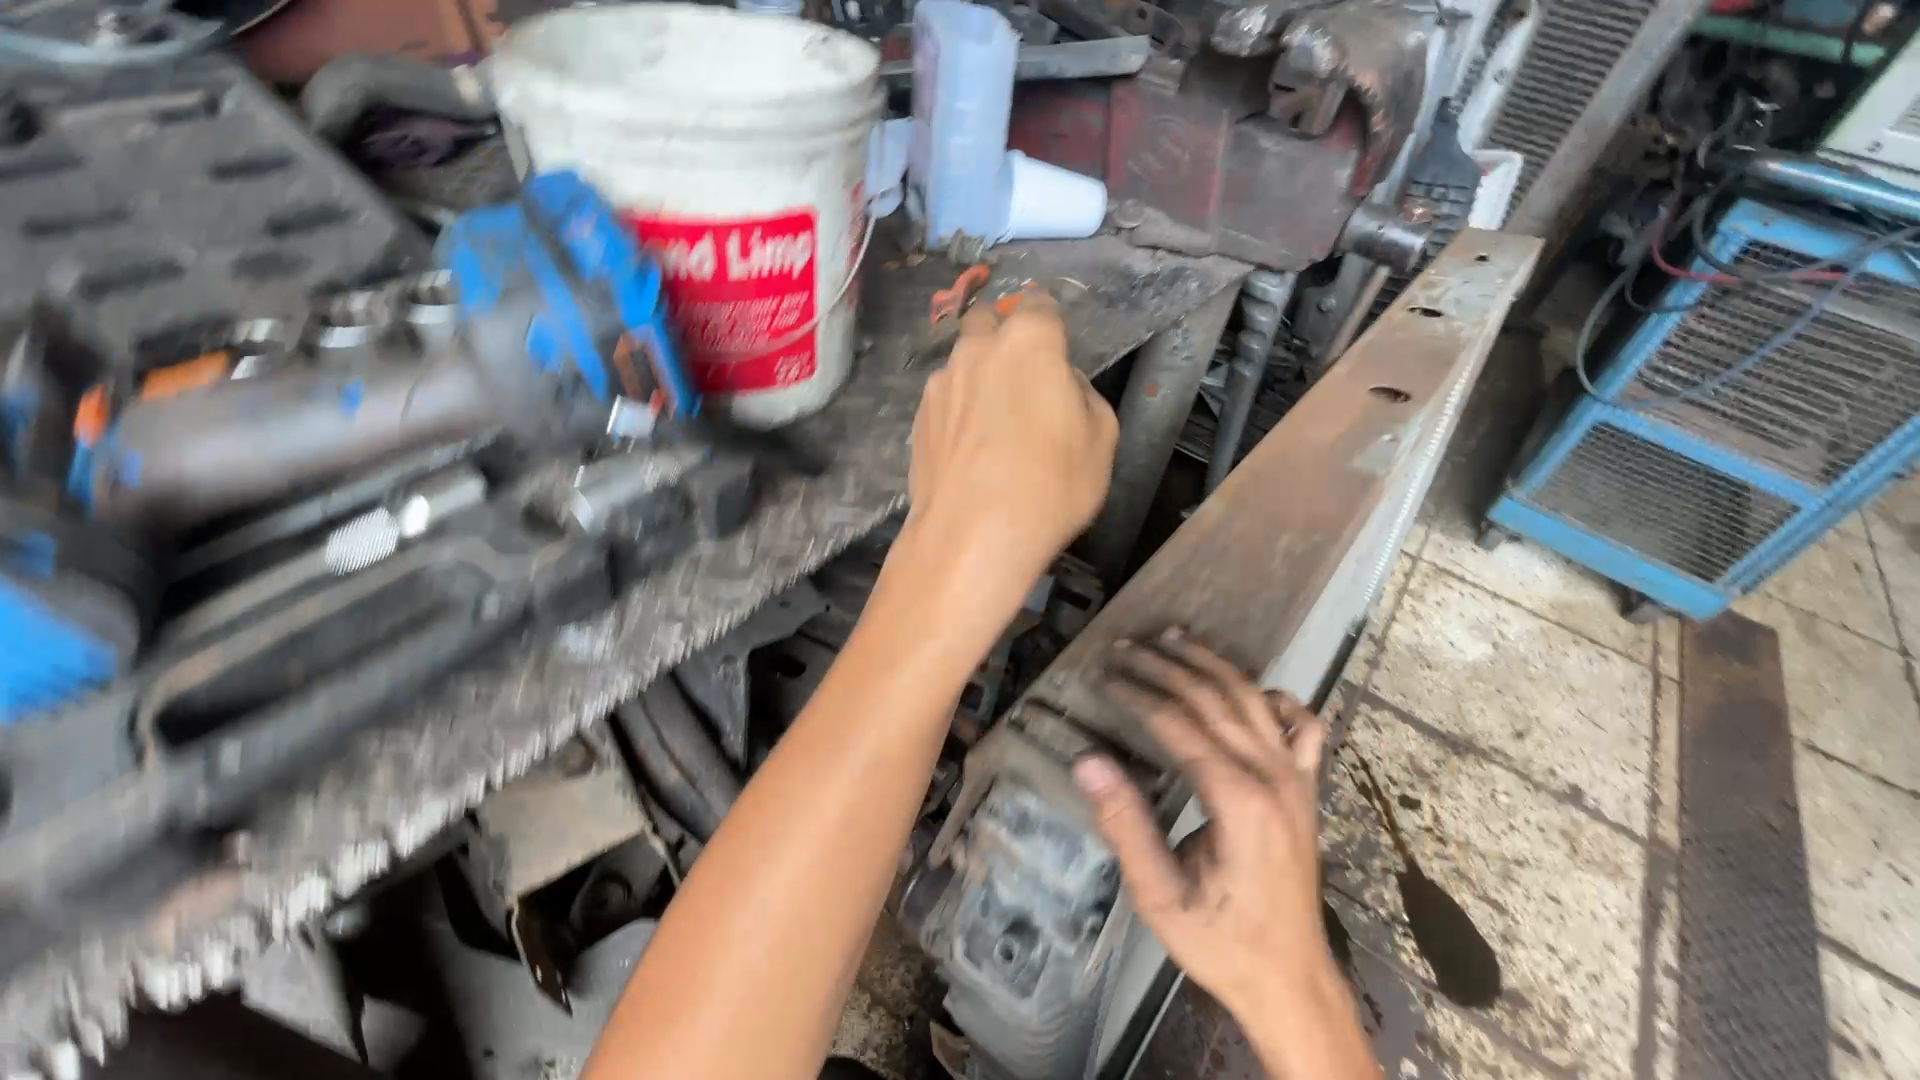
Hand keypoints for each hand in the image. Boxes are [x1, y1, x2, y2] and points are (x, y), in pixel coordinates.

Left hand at [903, 291, 1117, 584]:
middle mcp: (977, 349)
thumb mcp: (1101, 438)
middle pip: (987, 321)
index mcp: (1029, 341)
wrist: (972, 536)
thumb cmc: (1050, 485)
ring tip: (991, 421)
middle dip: (1002, 335)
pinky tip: (967, 447)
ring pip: (961, 361)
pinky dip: (957, 410)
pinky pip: (944, 399)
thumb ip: (1082, 395)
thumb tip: (1061, 384)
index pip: (1038, 303)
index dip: (1048, 319)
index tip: (1053, 339)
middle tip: (1021, 375)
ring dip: (977, 375)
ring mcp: (940, 383)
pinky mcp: (918, 418)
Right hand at [1072, 630, 1330, 1018]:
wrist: (1290, 979)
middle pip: (1215, 698)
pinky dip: (1275, 698)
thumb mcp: (1159, 895)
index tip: (1103, 675)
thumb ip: (1126, 824)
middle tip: (1124, 647)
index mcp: (1238, 801)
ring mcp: (1298, 779)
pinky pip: (1302, 725)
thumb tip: (1087, 760)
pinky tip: (1252, 690)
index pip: (1179, 724)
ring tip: (1174, 638)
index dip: (1138, 694)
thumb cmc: (1219, 941)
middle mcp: (1274, 777)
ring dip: (1211, 665)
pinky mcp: (1308, 789)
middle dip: (1165, 667)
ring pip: (1255, 699)